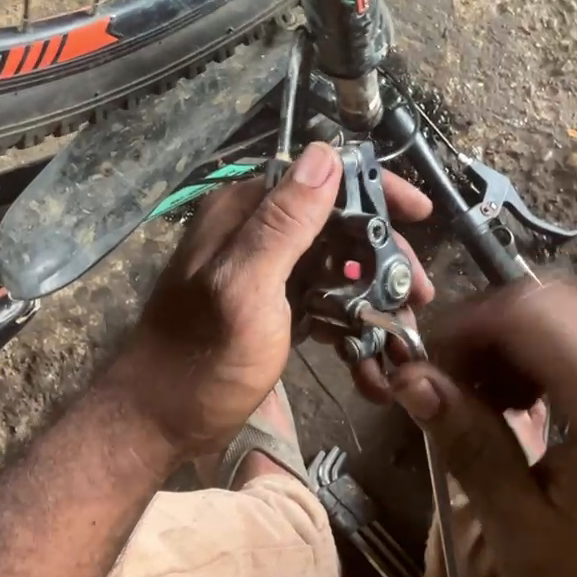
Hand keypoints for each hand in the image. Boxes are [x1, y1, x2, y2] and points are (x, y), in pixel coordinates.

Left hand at [106, 142, 433, 458]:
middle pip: (335, 225)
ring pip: (333, 266)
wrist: (158, 423)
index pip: (318, 178)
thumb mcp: (246, 286)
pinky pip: (321, 302)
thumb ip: (283, 222)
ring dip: (372, 294)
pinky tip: (372, 357)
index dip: (372, 189)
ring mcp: (262, 273)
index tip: (418, 212)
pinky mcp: (270, 309)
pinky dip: (348, 323)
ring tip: (404, 330)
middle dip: (382, 255)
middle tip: (418, 293)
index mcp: (243, 213)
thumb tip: (325, 153)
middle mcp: (253, 233)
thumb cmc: (200, 357)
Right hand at [391, 280, 576, 576]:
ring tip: (492, 401)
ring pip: (559, 303)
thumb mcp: (535, 540)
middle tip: (454, 389)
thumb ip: (472, 450)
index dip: (461, 326)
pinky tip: (535, 397)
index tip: (428, 368)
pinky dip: (544, 343)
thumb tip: (413, 382)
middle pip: (536, 298)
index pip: (522, 310)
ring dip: (510, 338)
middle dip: (480, 333)